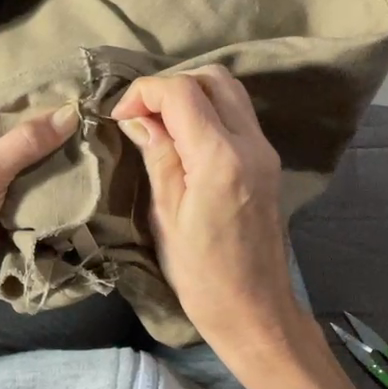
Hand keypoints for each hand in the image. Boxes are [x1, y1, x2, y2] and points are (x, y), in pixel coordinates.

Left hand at [0, 103, 78, 309]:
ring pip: (32, 166)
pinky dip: (53, 190)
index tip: (81, 103)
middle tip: (94, 130)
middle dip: (54, 139)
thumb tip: (72, 113)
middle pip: (22, 138)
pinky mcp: (5, 209)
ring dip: (57, 166)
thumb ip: (28, 141)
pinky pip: (34, 192)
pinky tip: (82, 181)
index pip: (5, 109)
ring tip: (94, 153)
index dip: (40, 108)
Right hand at [111, 67, 299, 347]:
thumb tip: (138, 121)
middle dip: (168, 87)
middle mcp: (250, 144)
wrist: (255, 310)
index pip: (182, 92)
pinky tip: (181, 139)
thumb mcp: (166, 216)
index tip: (120, 118)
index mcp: (221, 158)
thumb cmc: (201, 274)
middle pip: (212, 78)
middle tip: (138, 117)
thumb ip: (158, 158)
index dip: (144, 94)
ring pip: (229, 91)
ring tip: (157, 125)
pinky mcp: (267, 162)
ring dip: (189, 95)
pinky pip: (237, 114)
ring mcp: (264, 151)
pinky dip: (206, 111)